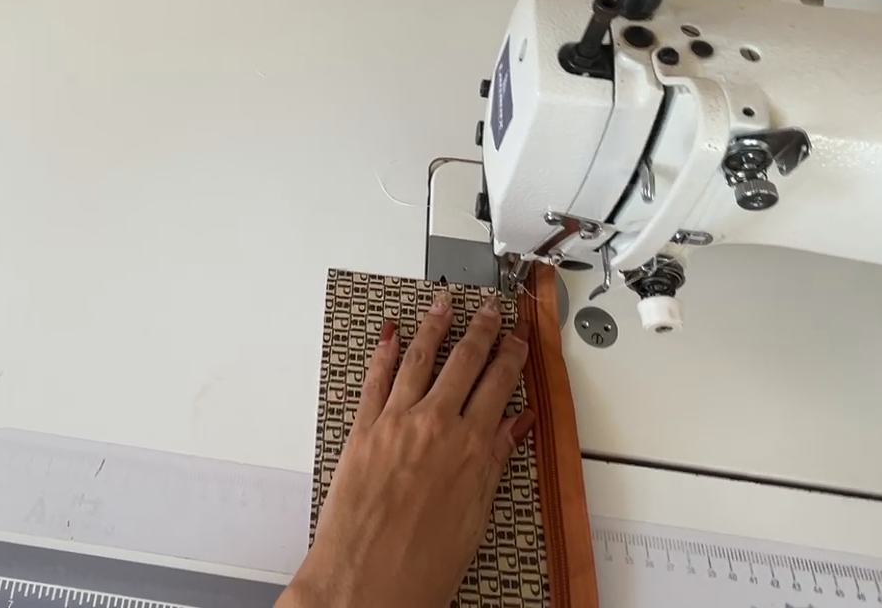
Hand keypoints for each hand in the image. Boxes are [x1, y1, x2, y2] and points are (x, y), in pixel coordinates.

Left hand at [279, 292, 536, 607]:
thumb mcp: (475, 518)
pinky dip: (385, 351)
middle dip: (482, 329)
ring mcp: (396, 420)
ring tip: (445, 301)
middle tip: (491, 308)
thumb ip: (493, 463)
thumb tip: (515, 427)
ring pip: (421, 356)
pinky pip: (376, 377)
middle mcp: (435, 424)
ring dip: (436, 324)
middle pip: (465, 360)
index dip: (512, 355)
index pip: (498, 385)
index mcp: (470, 448)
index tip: (519, 337)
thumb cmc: (420, 566)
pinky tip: (391, 333)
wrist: (363, 584)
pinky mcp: (364, 426)